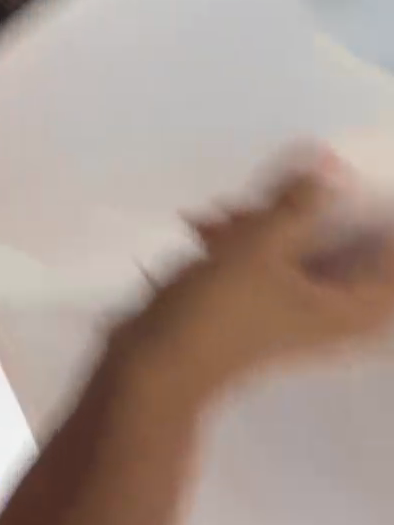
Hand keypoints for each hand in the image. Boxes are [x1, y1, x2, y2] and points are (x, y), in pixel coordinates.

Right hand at [115, 153, 393, 399]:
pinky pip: (267, 270)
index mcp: (367, 304)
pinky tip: (201, 233)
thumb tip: (329, 161)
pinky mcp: (258, 314)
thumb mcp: (254, 249)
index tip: (327, 178)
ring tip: (213, 215)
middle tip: (259, 196)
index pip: (390, 243)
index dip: (363, 205)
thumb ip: (295, 204)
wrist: (155, 362)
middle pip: (344, 246)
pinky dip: (241, 249)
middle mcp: (345, 312)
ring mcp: (299, 315)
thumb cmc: (216, 310)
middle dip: (301, 214)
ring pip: (298, 255)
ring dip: (260, 228)